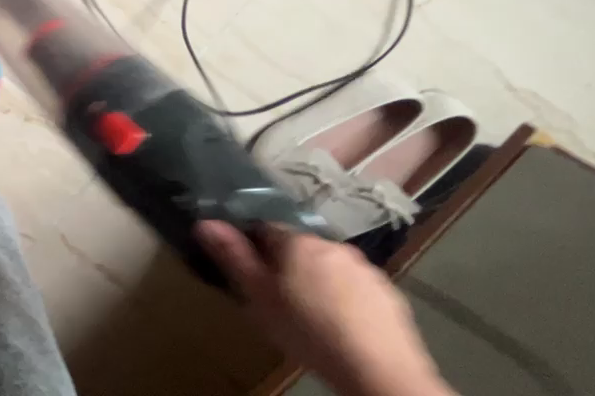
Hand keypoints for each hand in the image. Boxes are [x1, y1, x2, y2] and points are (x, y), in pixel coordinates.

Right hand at [195, 221, 453, 395]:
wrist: (380, 373)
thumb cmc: (308, 331)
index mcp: (296, 241)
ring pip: (329, 266)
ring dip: (318, 280)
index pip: (264, 228)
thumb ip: (233, 257)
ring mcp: (365, 268)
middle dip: (288, 265)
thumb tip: (205, 222)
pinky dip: (346, 297)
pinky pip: (356, 286)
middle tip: (281, 298)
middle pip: (298, 247)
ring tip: (313, 314)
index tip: (253, 275)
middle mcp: (331, 244)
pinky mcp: (390, 293)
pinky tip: (343, 324)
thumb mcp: (259, 297)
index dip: (254, 249)